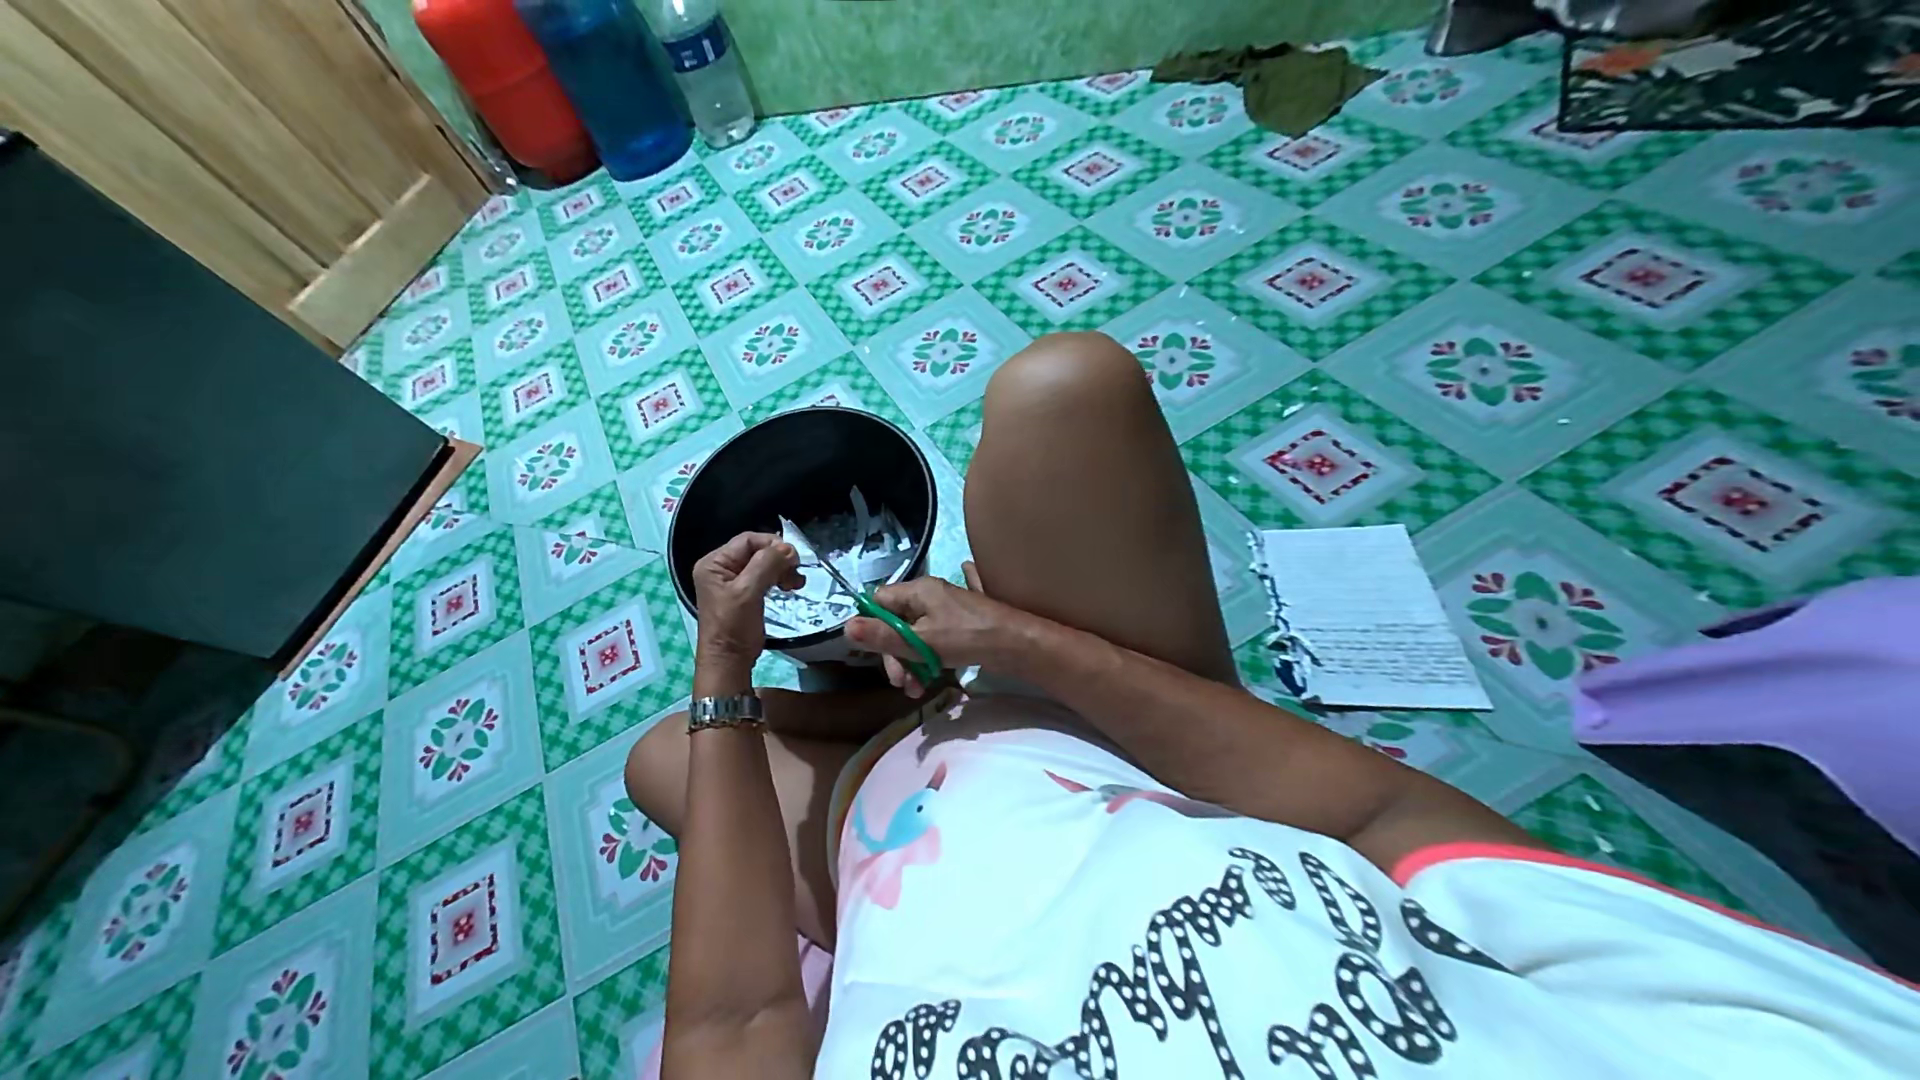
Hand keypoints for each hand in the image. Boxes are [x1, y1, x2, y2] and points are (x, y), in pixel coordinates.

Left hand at [692, 532, 801, 676]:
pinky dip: (779, 578)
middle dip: (779, 559)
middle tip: (796, 573)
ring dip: (782, 569)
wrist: (730, 661)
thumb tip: (789, 548)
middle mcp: (721, 568)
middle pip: (757, 550)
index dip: (772, 545)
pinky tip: (790, 587)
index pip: (748, 540)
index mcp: (714, 563)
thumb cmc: (734, 626)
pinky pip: (765, 576)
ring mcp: (732, 581)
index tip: (793, 560)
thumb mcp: (748, 592)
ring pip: (764, 563)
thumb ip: (766, 565)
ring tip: (795, 583)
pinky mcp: (744, 593)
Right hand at [845, 562, 1025, 697]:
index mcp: (918, 590)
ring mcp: (947, 609)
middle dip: (895, 656)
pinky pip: (934, 639)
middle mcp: (930, 595)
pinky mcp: (960, 624)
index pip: (880, 601)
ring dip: (912, 663)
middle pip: (897, 623)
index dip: (874, 627)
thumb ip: (883, 637)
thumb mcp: (920, 641)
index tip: (878, 654)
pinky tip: (930, 676)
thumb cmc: (967, 637)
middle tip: (902, 683)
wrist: (1017, 644)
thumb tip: (846, 627)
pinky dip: (929, 657)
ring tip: (917, 689)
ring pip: (915, 635)